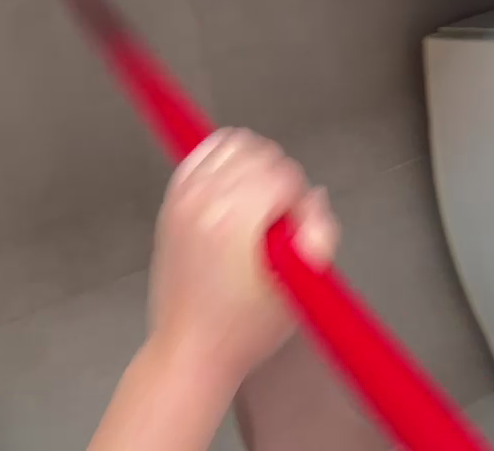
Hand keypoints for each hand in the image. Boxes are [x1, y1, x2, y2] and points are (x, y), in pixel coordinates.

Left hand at [147, 129, 339, 389]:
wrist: (190, 351)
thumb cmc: (242, 329)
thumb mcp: (300, 288)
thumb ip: (319, 235)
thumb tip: (315, 199)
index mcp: (236, 217)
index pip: (285, 174)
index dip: (299, 201)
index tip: (295, 229)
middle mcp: (206, 198)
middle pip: (260, 152)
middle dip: (279, 179)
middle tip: (279, 218)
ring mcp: (185, 196)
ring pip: (232, 142)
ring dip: (253, 163)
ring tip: (258, 200)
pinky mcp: (173, 200)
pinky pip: (203, 152)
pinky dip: (223, 159)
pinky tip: (232, 187)